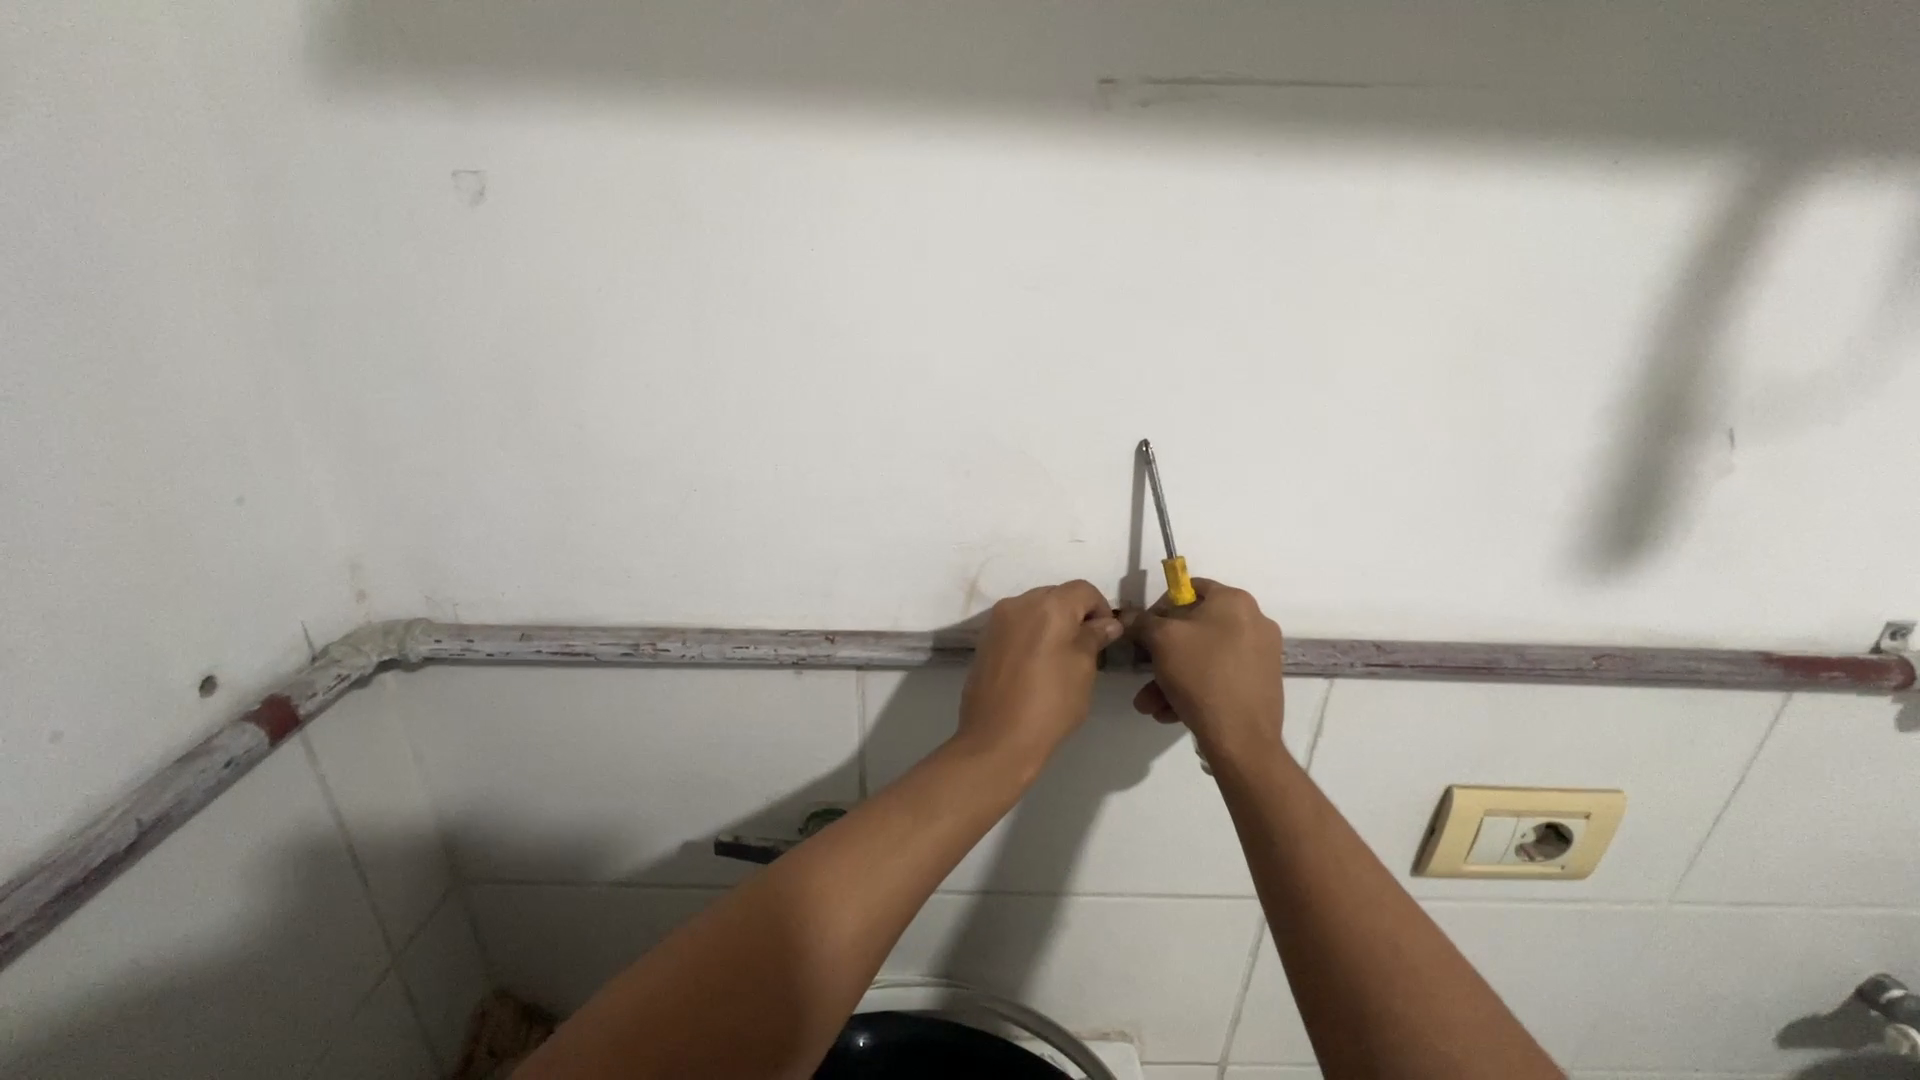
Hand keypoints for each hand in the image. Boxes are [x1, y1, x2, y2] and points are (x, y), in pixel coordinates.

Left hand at [956, 580, 1122, 770]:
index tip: (1106, 637)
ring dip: (1051, 624)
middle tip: (1085, 648)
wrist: (997, 740)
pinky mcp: (984, 641)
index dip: (1100, 608)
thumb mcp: (1083, 670)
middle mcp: (1018, 604)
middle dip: (1074, 614)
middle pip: (1055, 595)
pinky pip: (1015, 626)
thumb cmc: (1050, 704)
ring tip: (1059, 659)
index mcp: (1048, 606)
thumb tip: (1105, 623)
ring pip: (1033, 610)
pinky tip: (1036, 666)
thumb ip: (1094, 638)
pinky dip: (1030, 635)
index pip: (1083, 590)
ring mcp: (996, 622)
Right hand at [1126, 579, 1285, 763]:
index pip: (1190, 588)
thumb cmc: (1201, 674)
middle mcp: (1254, 621)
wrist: (1242, 737)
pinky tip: (1170, 712)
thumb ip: (1143, 622)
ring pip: (1203, 658)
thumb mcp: (1162, 640)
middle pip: (1195, 628)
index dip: (1160, 605)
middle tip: (1142, 671)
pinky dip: (1193, 690)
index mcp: (1235, 601)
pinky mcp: (1261, 683)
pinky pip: (1218, 677)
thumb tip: (1130, 616)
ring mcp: (1261, 654)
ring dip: (1171, 677)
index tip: (1143, 630)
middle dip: (1162, 653)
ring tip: (1150, 704)